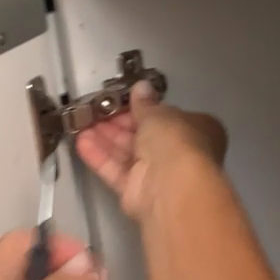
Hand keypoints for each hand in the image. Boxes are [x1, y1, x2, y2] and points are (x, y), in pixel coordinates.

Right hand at [76, 81, 227, 220]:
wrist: (172, 187)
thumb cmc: (176, 141)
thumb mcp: (159, 114)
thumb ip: (145, 103)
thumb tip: (141, 87)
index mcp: (196, 129)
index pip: (168, 116)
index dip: (145, 108)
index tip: (123, 100)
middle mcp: (180, 152)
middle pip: (145, 135)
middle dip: (120, 123)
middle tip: (97, 110)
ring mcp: (158, 174)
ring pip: (128, 153)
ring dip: (106, 138)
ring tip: (83, 123)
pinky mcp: (137, 192)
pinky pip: (117, 170)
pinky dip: (100, 157)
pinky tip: (82, 142)